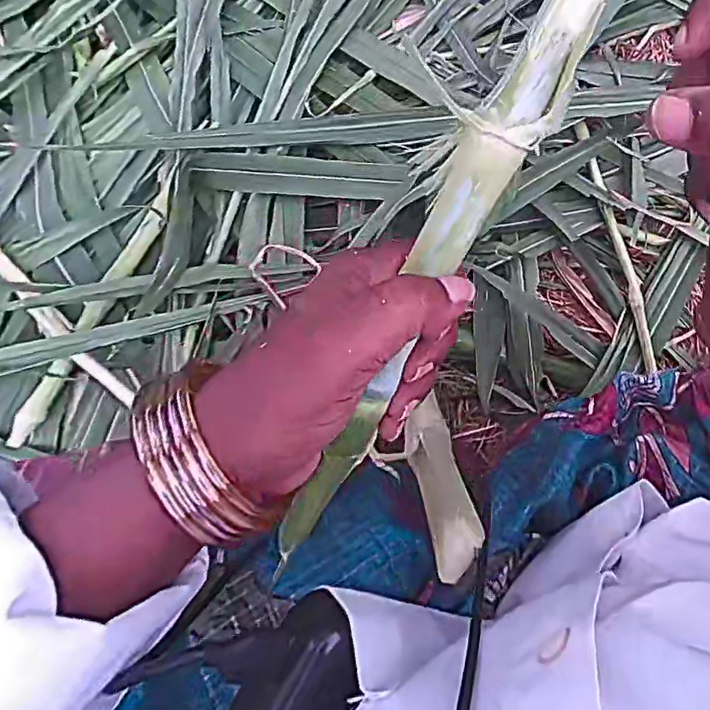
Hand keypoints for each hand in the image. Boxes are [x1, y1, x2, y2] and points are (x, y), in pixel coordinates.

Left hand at [193, 241, 474, 497]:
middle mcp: (363, 302)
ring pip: (418, 348)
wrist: (245, 452)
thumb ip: (414, 303)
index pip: (421, 257)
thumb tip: (463, 288)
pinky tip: (385, 421)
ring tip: (392, 406)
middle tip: (409, 371)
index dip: (442, 284)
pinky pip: (401, 380)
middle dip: (429, 345)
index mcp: (360, 275)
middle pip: (428, 308)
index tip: (441, 322)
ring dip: (416, 381)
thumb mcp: (359, 333)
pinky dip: (402, 401)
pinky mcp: (361, 379)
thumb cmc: (298, 385)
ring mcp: (362, 343)